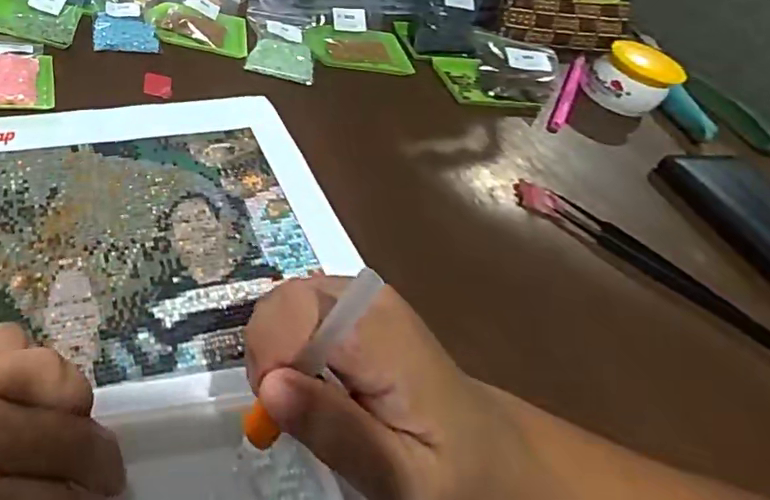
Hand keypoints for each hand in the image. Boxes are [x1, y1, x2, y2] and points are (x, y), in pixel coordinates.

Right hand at [244, 275, 532, 499]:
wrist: (500, 456)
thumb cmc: (459, 473)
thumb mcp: (405, 477)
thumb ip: (337, 431)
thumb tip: (269, 388)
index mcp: (377, 329)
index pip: (289, 310)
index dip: (268, 355)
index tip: (275, 409)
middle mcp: (362, 295)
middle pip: (279, 304)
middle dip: (269, 356)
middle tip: (288, 413)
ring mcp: (356, 293)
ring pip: (281, 306)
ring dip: (277, 354)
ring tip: (306, 402)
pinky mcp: (351, 302)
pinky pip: (296, 312)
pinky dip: (289, 348)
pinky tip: (315, 382)